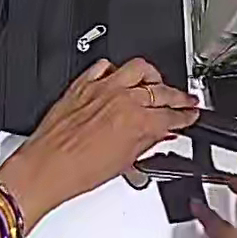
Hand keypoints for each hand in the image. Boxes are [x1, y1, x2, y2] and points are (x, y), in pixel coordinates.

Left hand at [0, 59, 197, 229]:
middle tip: (185, 100)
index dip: (187, 115)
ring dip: (152, 76)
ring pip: (138, 68)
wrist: (45, 168)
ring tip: (156, 83)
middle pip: (162, 90)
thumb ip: (148, 143)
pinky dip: (115, 70)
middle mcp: (122, 99)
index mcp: (137, 122)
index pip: (172, 115)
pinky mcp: (84, 84)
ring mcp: (102, 88)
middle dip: (179, 96)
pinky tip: (118, 77)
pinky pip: (105, 65)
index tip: (191, 114)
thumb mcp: (124, 163)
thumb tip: (161, 133)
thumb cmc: (77, 172)